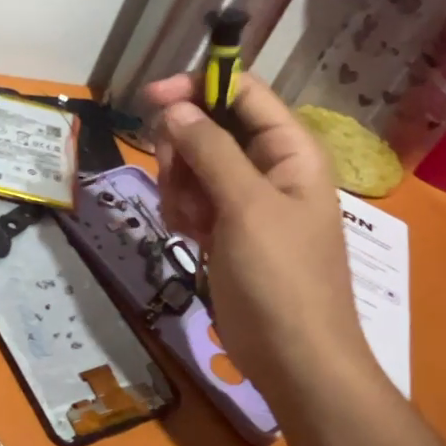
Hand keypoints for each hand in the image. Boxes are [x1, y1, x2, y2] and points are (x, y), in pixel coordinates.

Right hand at [142, 73, 366, 381]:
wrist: (294, 359)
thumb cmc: (281, 278)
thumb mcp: (246, 206)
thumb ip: (210, 150)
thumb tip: (176, 108)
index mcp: (291, 149)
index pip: (243, 92)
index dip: (198, 86)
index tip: (151, 98)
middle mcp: (269, 165)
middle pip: (210, 125)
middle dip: (183, 148)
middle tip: (176, 179)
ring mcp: (246, 198)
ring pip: (194, 162)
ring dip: (180, 185)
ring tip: (189, 221)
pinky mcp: (227, 226)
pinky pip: (191, 196)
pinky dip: (182, 210)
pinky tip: (190, 236)